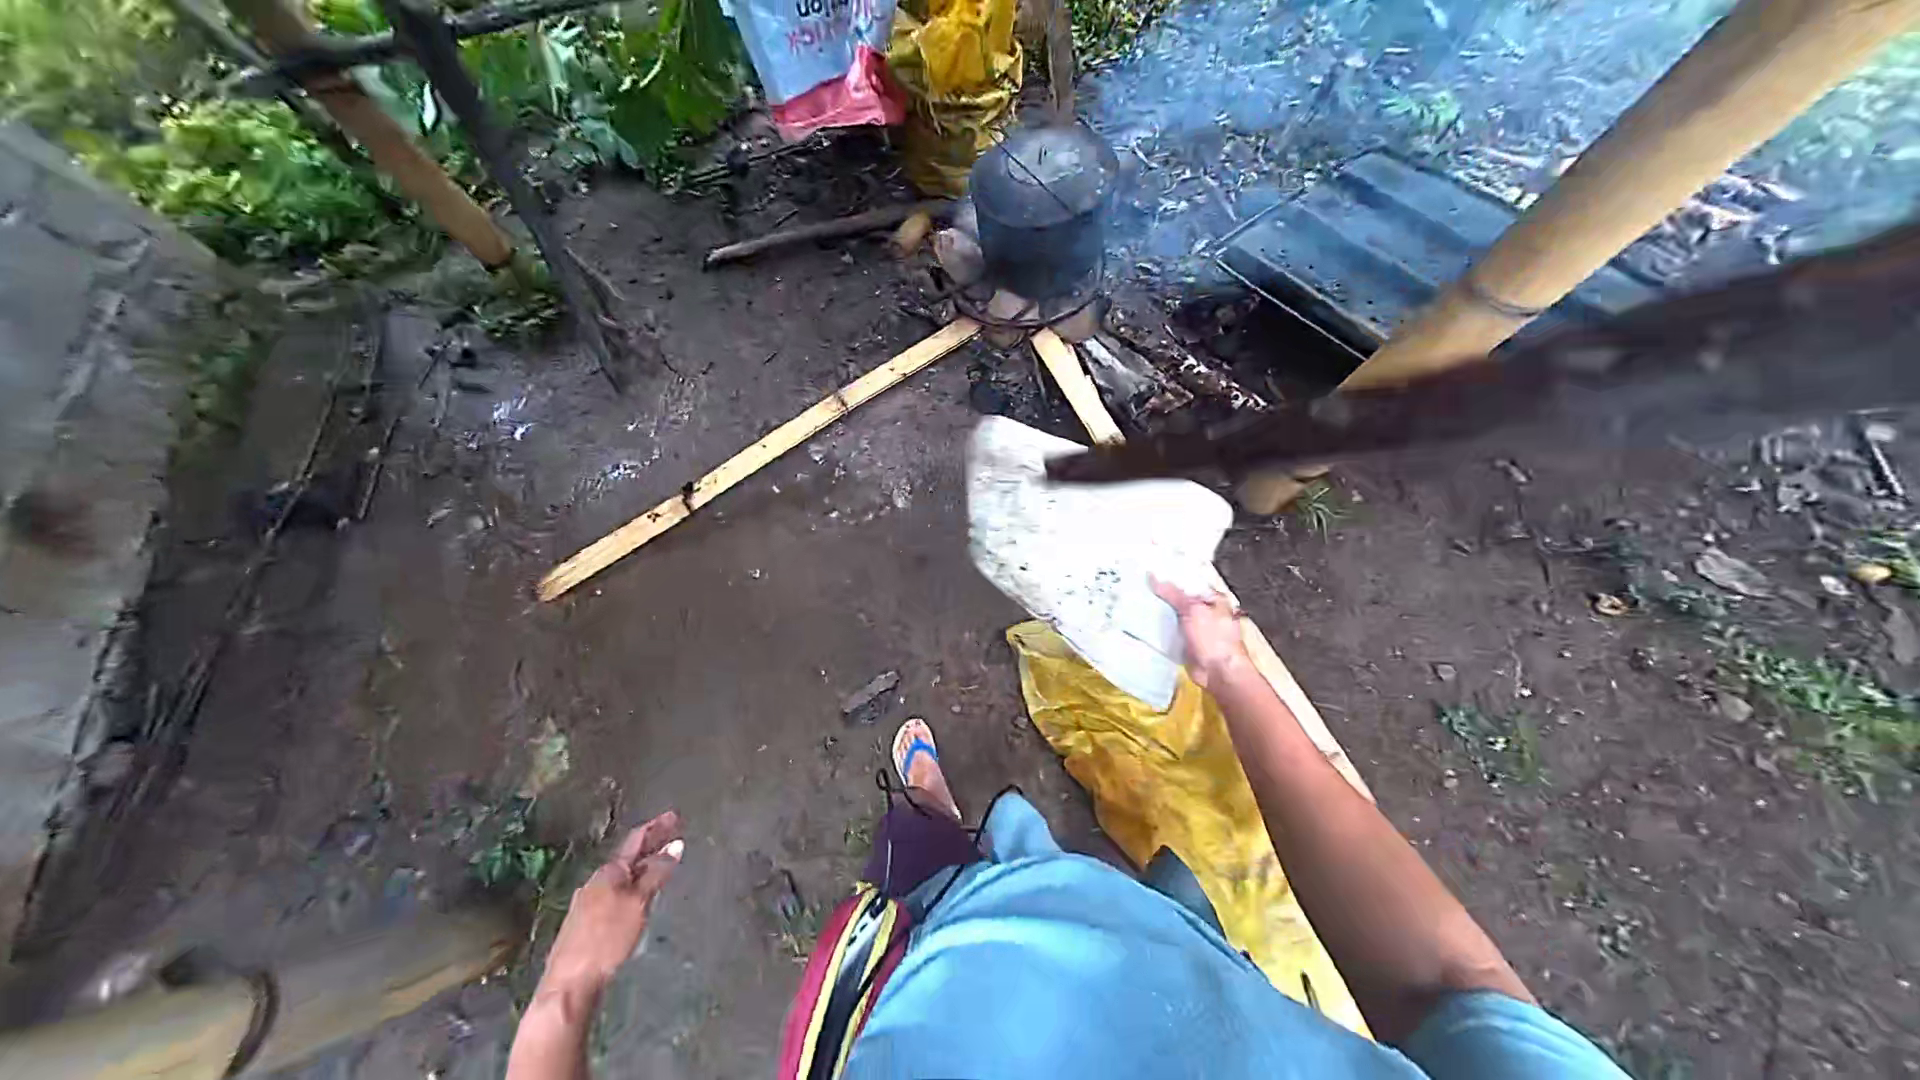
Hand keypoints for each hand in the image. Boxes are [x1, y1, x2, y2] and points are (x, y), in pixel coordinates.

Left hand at [539, 811, 683, 999]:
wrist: (569, 983)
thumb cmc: (607, 937)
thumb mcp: (639, 902)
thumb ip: (657, 873)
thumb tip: (675, 846)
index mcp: (609, 872)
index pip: (637, 840)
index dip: (657, 827)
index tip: (674, 816)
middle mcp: (596, 882)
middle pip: (629, 857)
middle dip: (652, 846)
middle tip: (674, 835)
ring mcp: (588, 903)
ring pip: (622, 877)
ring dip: (643, 867)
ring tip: (661, 864)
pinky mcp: (586, 924)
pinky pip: (616, 894)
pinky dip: (633, 886)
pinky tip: (639, 897)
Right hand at [1151, 577, 1251, 687]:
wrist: (1218, 672)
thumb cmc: (1215, 639)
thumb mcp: (1193, 609)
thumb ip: (1173, 593)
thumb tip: (1154, 578)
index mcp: (1213, 600)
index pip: (1189, 583)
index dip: (1171, 578)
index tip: (1152, 574)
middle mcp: (1205, 613)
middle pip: (1180, 599)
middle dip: (1163, 596)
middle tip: (1142, 587)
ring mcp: (1196, 629)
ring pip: (1174, 616)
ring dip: (1160, 613)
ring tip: (1139, 602)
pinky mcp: (1187, 643)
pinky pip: (1170, 632)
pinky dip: (1160, 629)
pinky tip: (1145, 624)